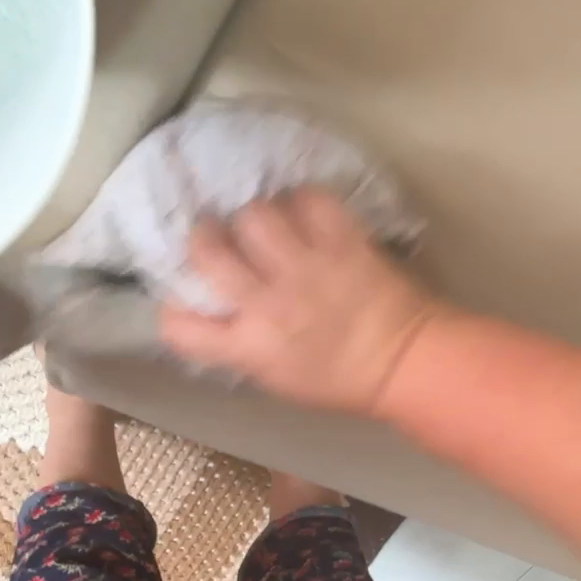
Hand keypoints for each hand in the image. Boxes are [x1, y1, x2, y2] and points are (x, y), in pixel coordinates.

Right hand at [160, 190, 442, 415]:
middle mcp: (268, 303)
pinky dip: (303, 202)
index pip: (178, 325)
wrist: (406, 363)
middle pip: (208, 249)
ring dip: (256, 216)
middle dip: (206, 238)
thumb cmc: (341, 380)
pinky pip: (308, 200)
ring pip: (254, 215)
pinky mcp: (342, 242)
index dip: (174, 308)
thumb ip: (240, 345)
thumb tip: (217, 311)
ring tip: (269, 223)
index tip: (189, 297)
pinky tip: (306, 214)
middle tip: (220, 238)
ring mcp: (306, 268)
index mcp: (249, 347)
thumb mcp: (277, 379)